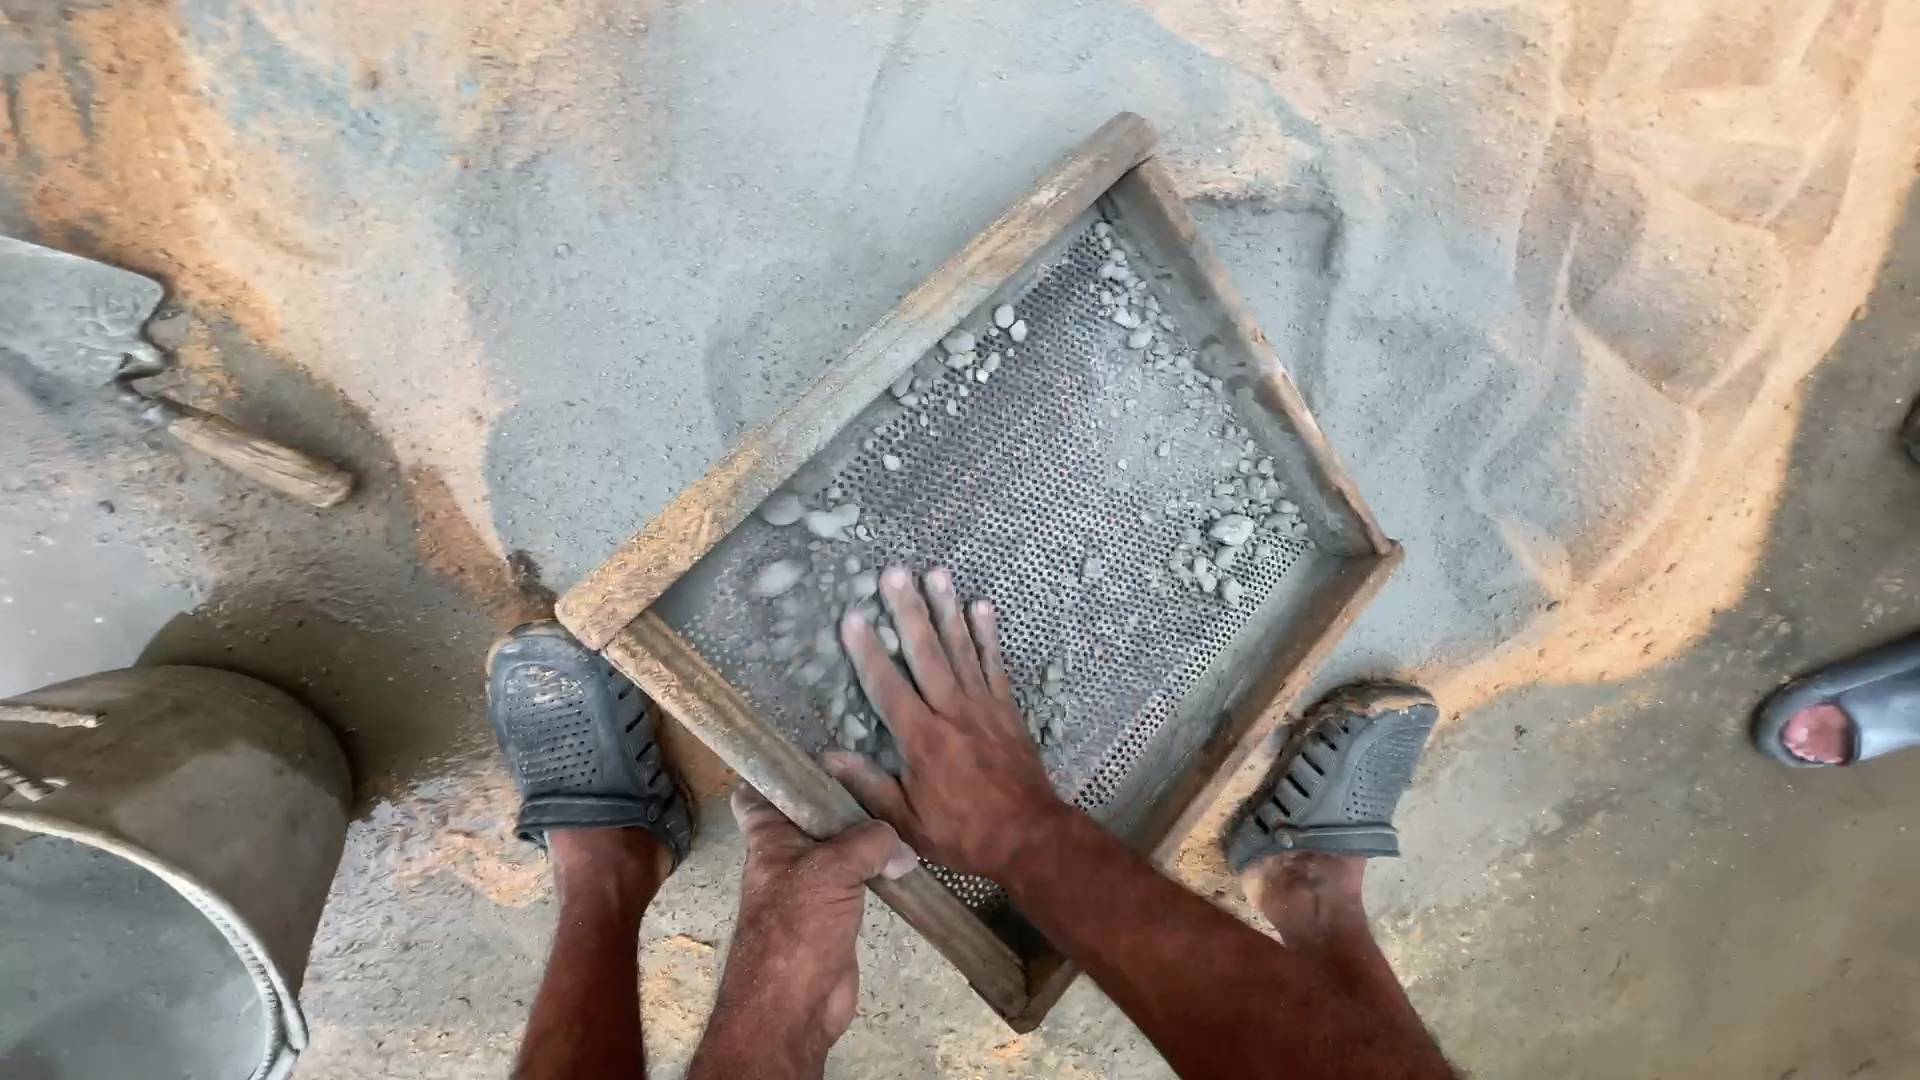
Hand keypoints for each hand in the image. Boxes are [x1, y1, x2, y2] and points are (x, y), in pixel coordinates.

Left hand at [689, 785, 916, 1077]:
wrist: (796, 1007)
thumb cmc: (796, 928)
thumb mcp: (832, 869)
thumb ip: (871, 844)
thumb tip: (903, 849)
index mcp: (770, 838)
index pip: (759, 794)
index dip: (777, 770)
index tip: (811, 748)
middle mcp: (789, 856)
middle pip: (814, 814)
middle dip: (842, 795)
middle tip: (878, 768)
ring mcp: (813, 884)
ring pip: (841, 844)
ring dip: (867, 833)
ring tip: (901, 805)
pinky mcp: (838, 910)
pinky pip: (861, 876)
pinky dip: (881, 866)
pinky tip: (907, 856)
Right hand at [825, 566, 1068, 880]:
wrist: (1029, 835)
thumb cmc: (963, 833)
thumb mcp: (907, 822)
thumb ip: (869, 785)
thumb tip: (828, 756)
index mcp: (922, 739)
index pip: (887, 686)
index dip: (868, 650)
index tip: (852, 616)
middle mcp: (951, 711)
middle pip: (926, 652)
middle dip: (908, 610)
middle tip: (894, 573)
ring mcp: (982, 705)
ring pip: (961, 648)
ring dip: (947, 609)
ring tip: (936, 573)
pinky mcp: (1005, 707)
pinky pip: (995, 664)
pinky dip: (988, 635)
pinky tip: (981, 605)